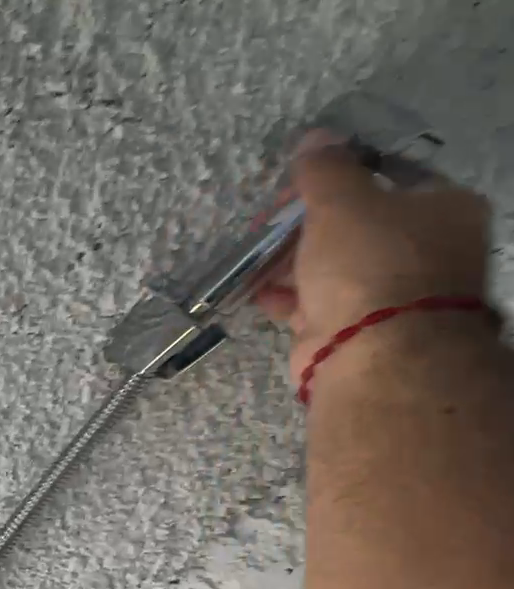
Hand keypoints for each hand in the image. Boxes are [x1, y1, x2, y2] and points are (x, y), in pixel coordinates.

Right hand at [254, 131, 493, 385]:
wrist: (373, 347)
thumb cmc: (369, 263)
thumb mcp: (343, 203)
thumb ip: (325, 170)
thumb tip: (314, 136)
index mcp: (442, 205)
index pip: (385, 177)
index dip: (333, 179)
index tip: (289, 191)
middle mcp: (425, 244)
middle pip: (351, 223)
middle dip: (299, 226)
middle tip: (261, 230)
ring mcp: (388, 286)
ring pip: (327, 262)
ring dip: (284, 262)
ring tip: (251, 265)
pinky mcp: (352, 321)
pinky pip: (313, 298)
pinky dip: (284, 294)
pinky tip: (259, 293)